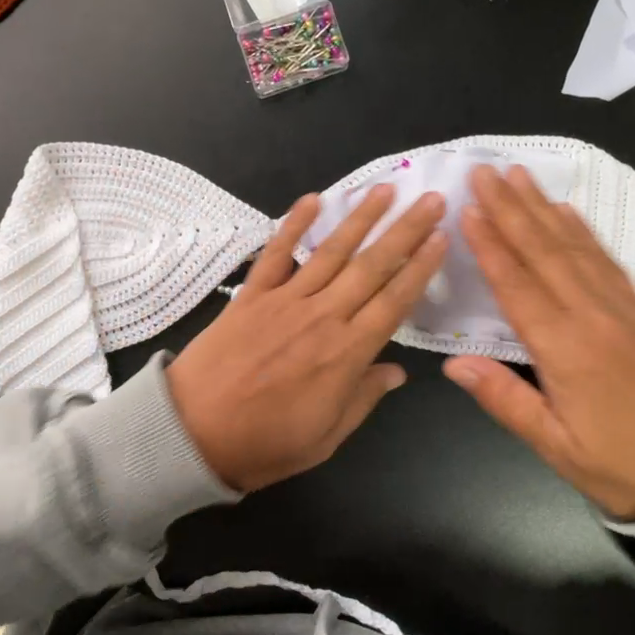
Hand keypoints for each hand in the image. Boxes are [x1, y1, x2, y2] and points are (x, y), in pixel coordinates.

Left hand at [168, 185, 448, 493]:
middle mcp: (322, 317)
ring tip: (385, 189)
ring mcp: (284, 301)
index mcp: (346, 354)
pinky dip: (293, 223)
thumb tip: (398, 371)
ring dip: (360, 218)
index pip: (394, 301)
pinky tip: (313, 199)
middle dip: (405, 231)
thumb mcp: (325, 438)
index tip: (443, 238)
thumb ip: (363, 398)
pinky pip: (276, 253)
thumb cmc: (264, 445)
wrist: (191, 434)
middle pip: (371, 267)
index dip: (421, 268)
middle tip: (431, 199)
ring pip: (331, 252)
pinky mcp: (250, 296)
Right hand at [443, 165, 634, 520]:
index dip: (489, 245)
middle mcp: (594, 316)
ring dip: (542, 209)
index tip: (466, 208)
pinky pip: (606, 260)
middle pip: (544, 252)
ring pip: (575, 247)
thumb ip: (506, 400)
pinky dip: (583, 231)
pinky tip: (567, 213)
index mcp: (566, 349)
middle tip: (484, 171)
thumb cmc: (622, 465)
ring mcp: (622, 309)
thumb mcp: (556, 447)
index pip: (517, 285)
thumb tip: (454, 364)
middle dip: (511, 209)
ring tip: (518, 176)